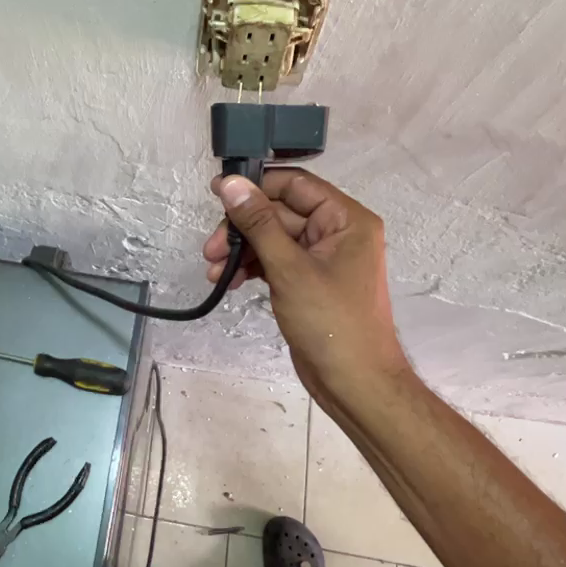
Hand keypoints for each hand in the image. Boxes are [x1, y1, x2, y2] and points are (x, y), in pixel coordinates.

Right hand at [203, 170, 414, 403]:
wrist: (354, 383)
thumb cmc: (330, 322)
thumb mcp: (289, 268)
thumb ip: (258, 222)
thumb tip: (230, 184)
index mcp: (346, 220)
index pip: (296, 185)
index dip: (256, 186)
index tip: (217, 192)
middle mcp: (337, 233)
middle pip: (280, 212)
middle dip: (242, 228)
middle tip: (210, 248)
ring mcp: (322, 259)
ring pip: (273, 238)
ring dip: (242, 251)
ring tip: (214, 270)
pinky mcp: (308, 281)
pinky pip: (276, 261)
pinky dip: (252, 268)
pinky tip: (229, 281)